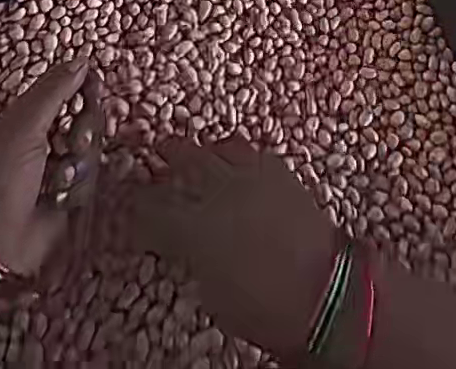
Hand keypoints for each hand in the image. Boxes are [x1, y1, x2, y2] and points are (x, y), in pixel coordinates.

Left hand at [0, 59, 98, 277]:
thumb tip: (82, 59)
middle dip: (84, 131)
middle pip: (87, 117)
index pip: (68, 87)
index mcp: (31, 115)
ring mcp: (63, 166)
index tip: (94, 88)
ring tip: (61, 181)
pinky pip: (95, 177)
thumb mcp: (25, 127)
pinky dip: (83, 185)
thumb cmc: (3, 179)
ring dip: (81, 164)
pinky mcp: (76, 194)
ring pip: (94, 148)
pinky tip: (67, 197)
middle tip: (72, 145)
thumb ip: (54, 91)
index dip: (83, 87)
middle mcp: (49, 136)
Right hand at [132, 137, 338, 352]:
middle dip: (164, 157)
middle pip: (183, 160)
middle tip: (153, 155)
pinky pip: (249, 152)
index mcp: (196, 226)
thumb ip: (192, 257)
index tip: (129, 207)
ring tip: (194, 152)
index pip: (152, 209)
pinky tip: (234, 163)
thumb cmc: (264, 308)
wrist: (325, 293)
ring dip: (202, 150)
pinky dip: (236, 156)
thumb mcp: (214, 293)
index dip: (137, 207)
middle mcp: (220, 190)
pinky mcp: (277, 170)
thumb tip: (183, 243)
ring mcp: (251, 175)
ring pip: (216, 147)